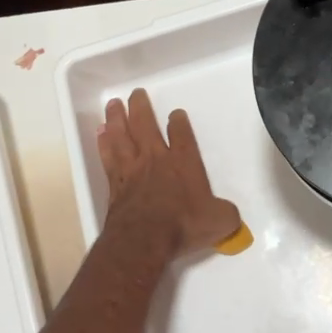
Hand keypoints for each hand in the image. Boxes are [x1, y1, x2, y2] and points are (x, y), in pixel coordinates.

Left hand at [98, 89, 241, 256]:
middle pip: (146, 125)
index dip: (179, 122)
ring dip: (117, 119)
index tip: (176, 113)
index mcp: (184, 162)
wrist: (145, 239)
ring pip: (122, 136)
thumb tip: (230, 216)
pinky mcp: (115, 184)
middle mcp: (157, 159)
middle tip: (136, 93)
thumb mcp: (220, 221)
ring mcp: (132, 170)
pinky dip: (103, 143)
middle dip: (141, 107)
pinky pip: (107, 156)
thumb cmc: (184, 225)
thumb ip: (227, 214)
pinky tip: (100, 133)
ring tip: (113, 104)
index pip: (182, 134)